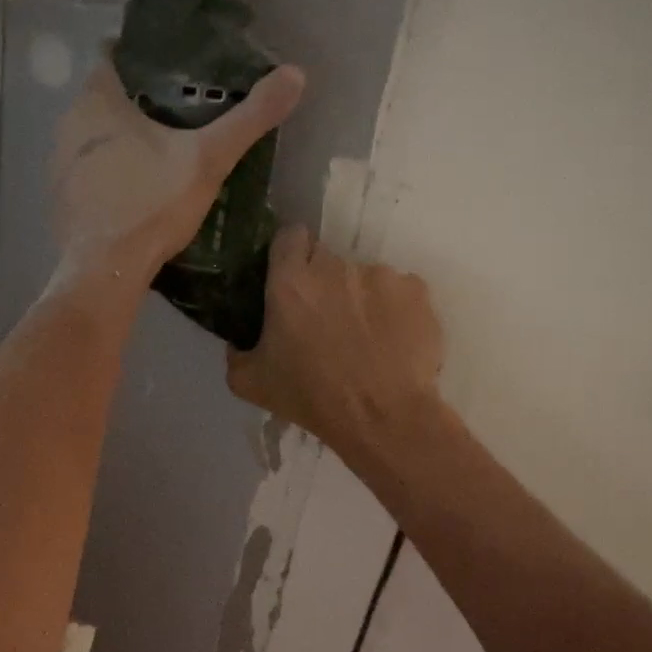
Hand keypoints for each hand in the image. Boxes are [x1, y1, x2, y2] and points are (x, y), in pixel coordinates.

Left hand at [49, 56, 304, 289]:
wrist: (104, 273)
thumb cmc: (151, 205)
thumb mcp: (208, 159)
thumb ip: (249, 118)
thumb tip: (295, 74)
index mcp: (96, 101)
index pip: (112, 55)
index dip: (142, 54)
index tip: (174, 64)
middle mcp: (68, 125)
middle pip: (106, 97)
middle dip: (138, 99)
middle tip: (180, 107)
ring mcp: (59, 165)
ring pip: (95, 137)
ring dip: (122, 138)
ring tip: (162, 147)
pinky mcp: (61, 199)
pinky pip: (88, 171)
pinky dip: (110, 171)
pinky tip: (136, 187)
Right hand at [227, 227, 445, 453]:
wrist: (382, 417)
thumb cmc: (311, 398)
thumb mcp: (250, 384)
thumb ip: (236, 354)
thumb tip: (237, 342)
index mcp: (290, 282)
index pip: (288, 235)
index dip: (289, 253)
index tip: (289, 277)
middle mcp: (335, 267)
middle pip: (325, 258)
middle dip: (322, 281)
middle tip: (323, 318)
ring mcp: (380, 274)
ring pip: (363, 276)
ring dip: (359, 297)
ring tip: (364, 338)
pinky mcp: (415, 290)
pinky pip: (398, 291)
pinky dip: (393, 310)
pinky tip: (391, 340)